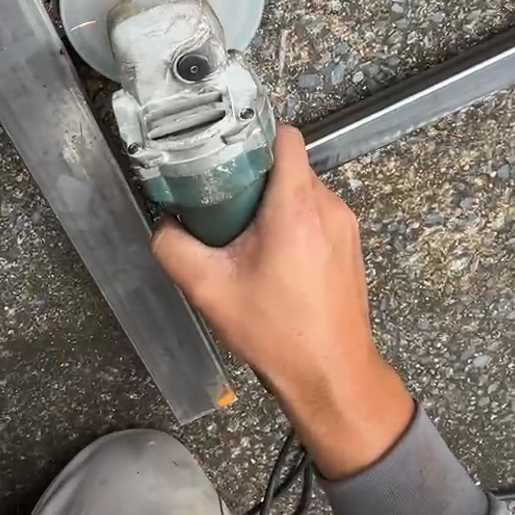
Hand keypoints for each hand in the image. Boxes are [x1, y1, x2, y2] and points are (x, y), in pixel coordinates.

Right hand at [152, 127, 412, 477]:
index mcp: (296, 207)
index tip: (225, 154)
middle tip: (224, 205)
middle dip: (255, 178)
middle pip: (288, 164)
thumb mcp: (209, 290)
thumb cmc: (275, 332)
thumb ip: (173, 248)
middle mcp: (328, 206)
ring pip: (303, 189)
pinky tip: (275, 257)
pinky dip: (295, 221)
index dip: (253, 136)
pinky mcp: (352, 244)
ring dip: (275, 202)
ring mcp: (346, 225)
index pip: (284, 136)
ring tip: (247, 236)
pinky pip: (318, 212)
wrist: (333, 378)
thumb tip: (163, 223)